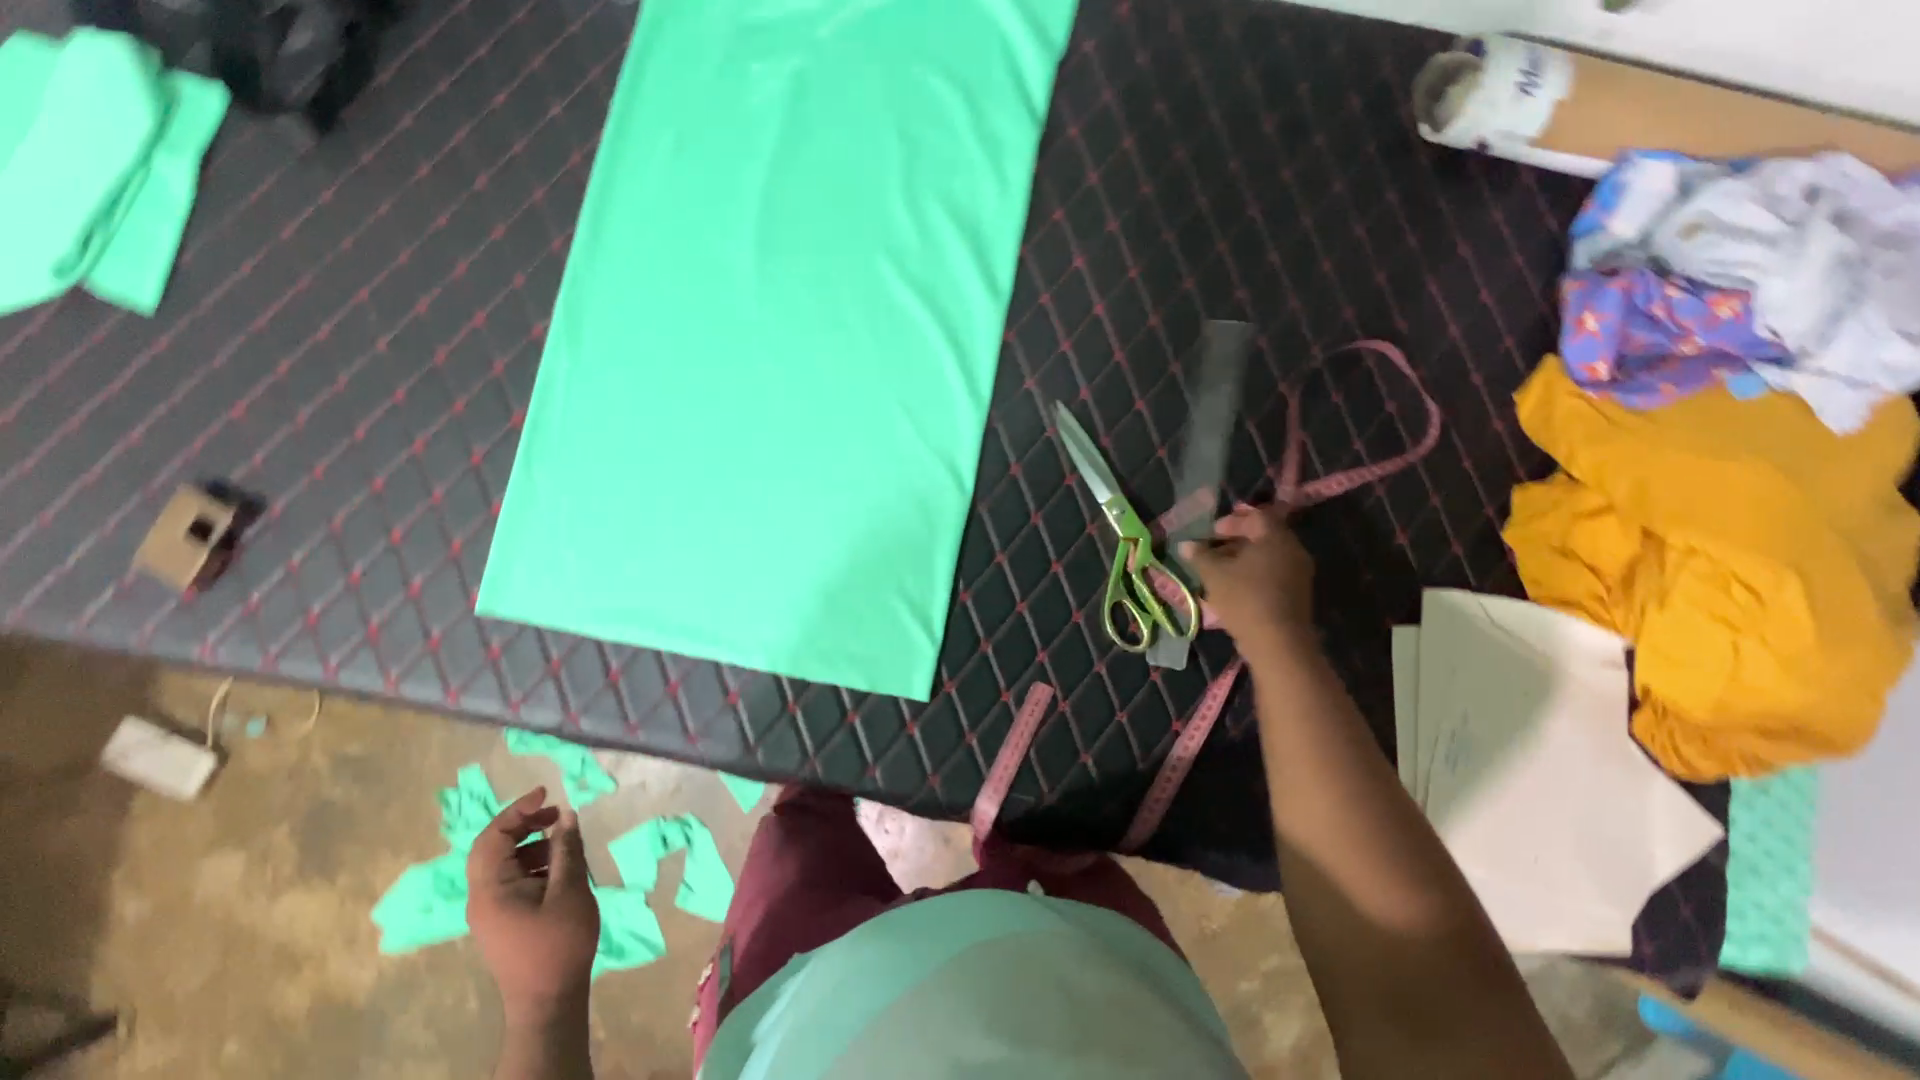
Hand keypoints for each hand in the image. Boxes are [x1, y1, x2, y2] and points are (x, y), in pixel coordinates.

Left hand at [467, 787, 600, 1021]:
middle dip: (524, 825)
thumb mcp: (570, 891)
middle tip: (557, 814)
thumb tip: (567, 815)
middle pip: (494, 847)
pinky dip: (534, 866)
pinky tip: (561, 870)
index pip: (493, 835)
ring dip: (532, 845)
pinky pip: (513, 881)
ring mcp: (491, 912)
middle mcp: (482, 897)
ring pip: (505, 864)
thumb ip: (567, 850)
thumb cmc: (559, 944)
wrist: (548, 1002)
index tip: (547, 792)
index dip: (518, 809)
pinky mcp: (504, 922)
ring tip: (565, 842)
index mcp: (490, 888)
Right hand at [1179, 503, 1315, 650]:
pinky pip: (1273, 575)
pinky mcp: (1297, 594)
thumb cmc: (1245, 598)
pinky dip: (1253, 576)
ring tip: (1218, 573)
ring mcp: (1298, 573)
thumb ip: (1200, 555)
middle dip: (1235, 542)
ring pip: (1267, 558)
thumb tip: (1186, 544)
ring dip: (1242, 561)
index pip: (1256, 516)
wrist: (1278, 642)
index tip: (1211, 534)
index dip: (1231, 521)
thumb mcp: (1214, 575)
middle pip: (1262, 537)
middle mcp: (1292, 550)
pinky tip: (1233, 590)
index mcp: (1276, 538)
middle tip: (1212, 552)